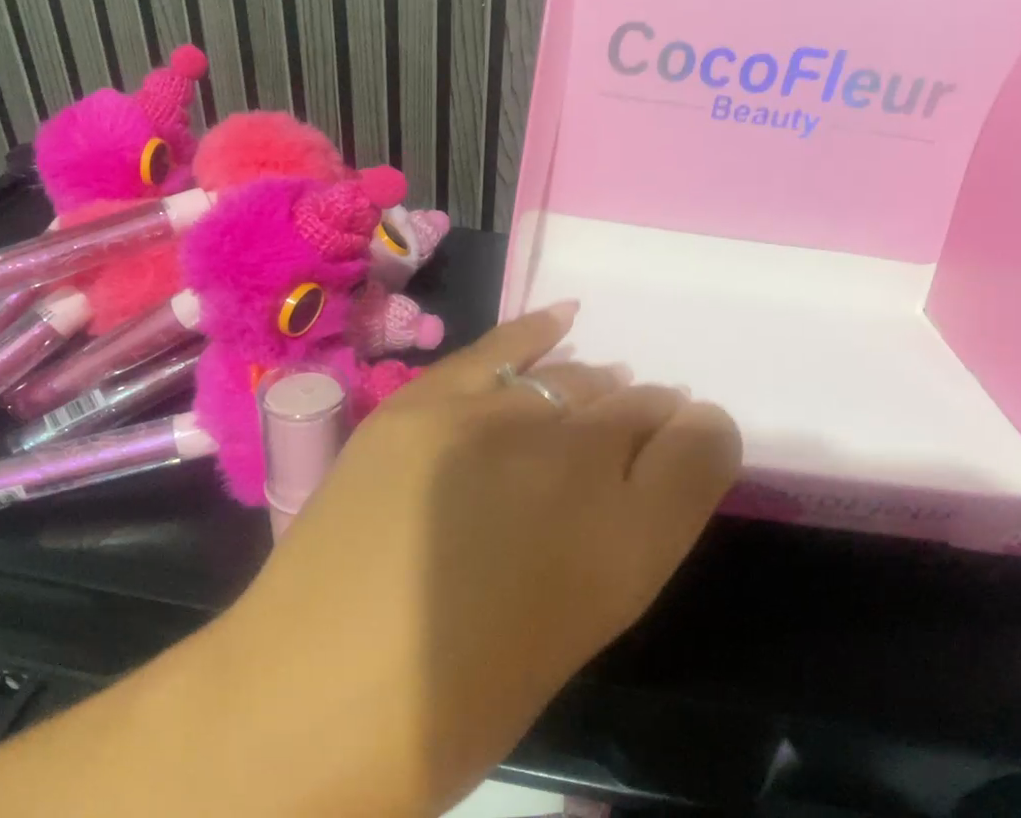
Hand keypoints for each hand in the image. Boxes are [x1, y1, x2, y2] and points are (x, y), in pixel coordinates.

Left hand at [215, 301, 742, 813]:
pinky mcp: (424, 402)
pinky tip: (563, 320)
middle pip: (641, 407)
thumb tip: (632, 481)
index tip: (681, 457)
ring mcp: (495, 420)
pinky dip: (537, 332)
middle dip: (645, 423)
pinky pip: (502, 346)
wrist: (316, 698)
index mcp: (632, 542)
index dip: (697, 446)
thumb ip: (622, 541)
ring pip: (574, 379)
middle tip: (631, 442)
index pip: (704, 448)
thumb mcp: (577, 627)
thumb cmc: (462, 700)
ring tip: (595, 401)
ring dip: (591, 395)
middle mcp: (577, 462)